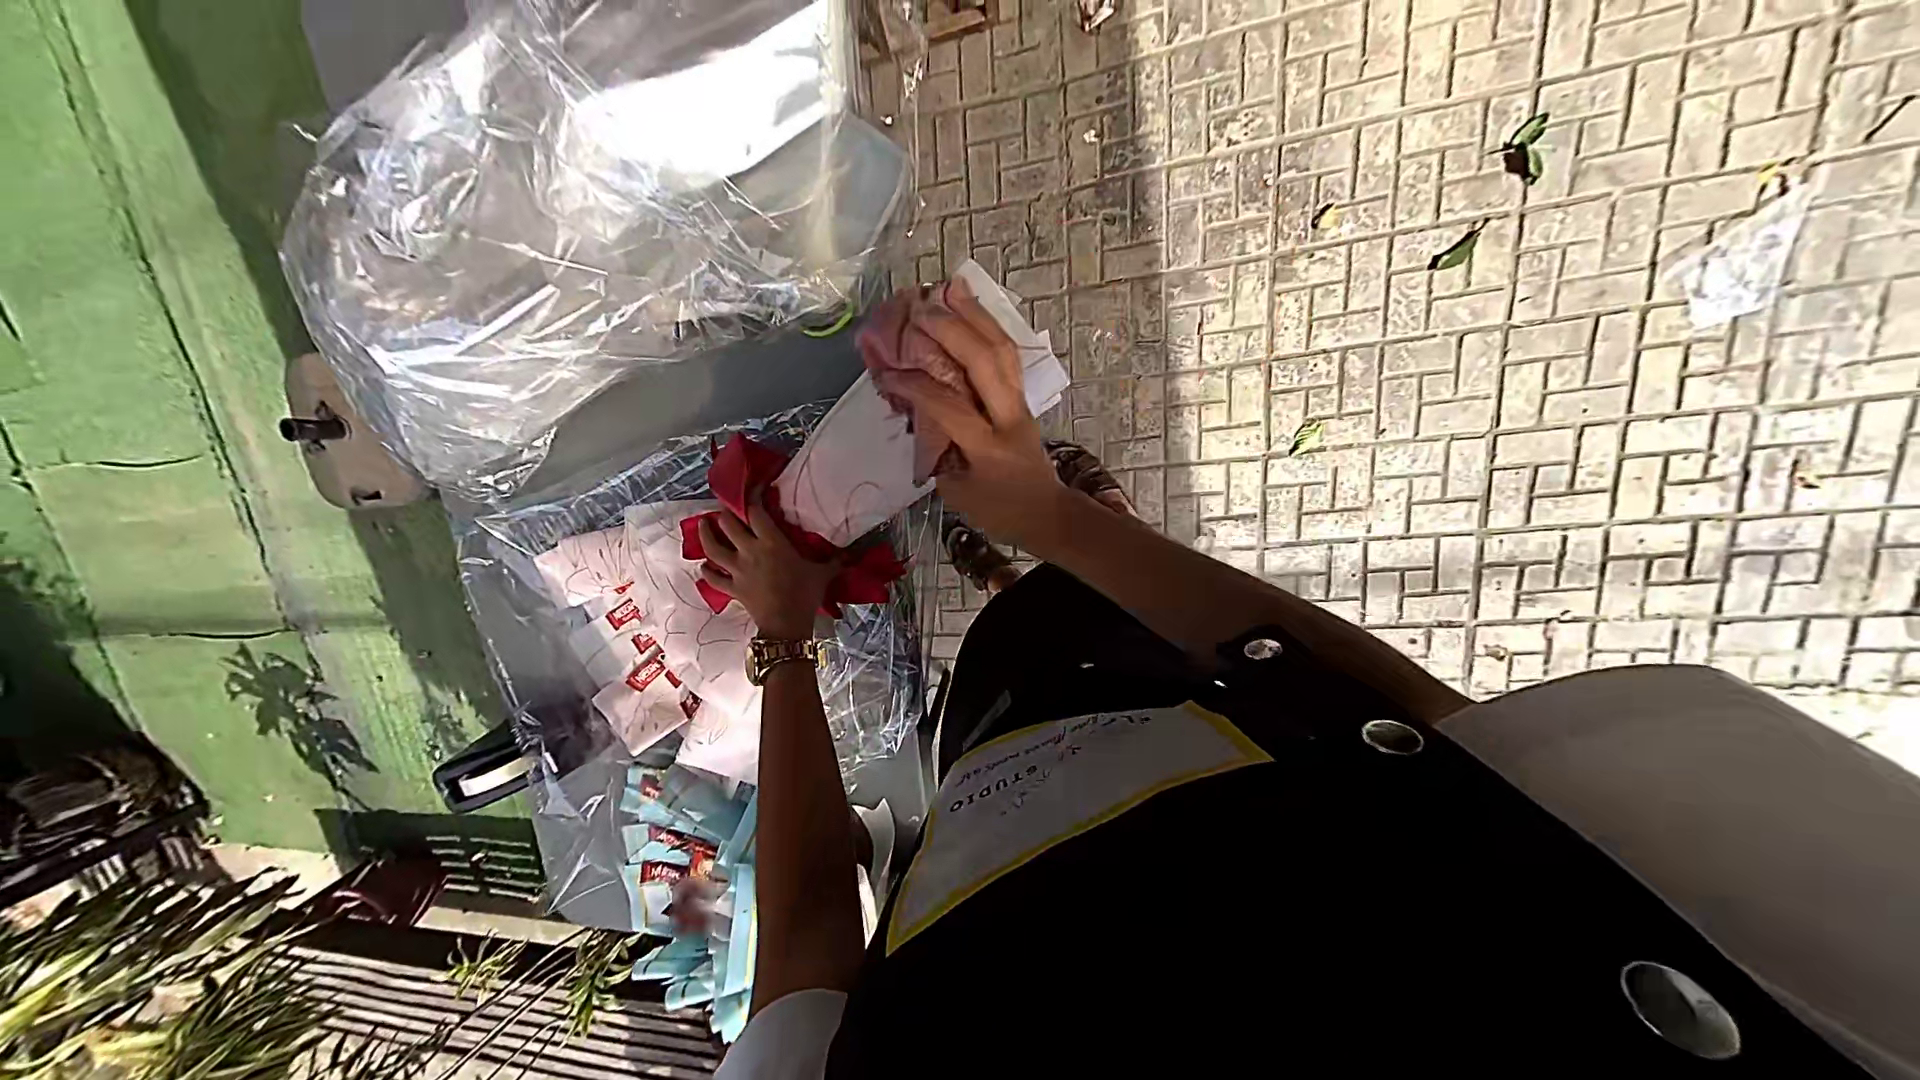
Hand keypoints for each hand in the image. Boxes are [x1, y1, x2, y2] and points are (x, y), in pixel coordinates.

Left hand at [696, 492, 836, 638]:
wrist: (786, 624)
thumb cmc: (805, 594)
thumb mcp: (823, 574)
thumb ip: (834, 561)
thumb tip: (851, 554)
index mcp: (772, 542)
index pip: (756, 513)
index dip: (752, 498)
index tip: (753, 490)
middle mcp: (750, 551)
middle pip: (729, 524)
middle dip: (726, 513)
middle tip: (728, 508)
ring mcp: (737, 570)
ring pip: (712, 548)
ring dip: (706, 534)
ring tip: (703, 524)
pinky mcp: (732, 588)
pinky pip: (713, 578)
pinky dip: (706, 572)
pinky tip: (703, 567)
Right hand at [873, 281, 1063, 545]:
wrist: (1047, 514)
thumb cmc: (1000, 513)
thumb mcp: (958, 496)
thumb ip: (938, 454)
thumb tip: (919, 415)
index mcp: (989, 449)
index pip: (948, 407)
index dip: (914, 387)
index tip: (887, 374)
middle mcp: (1008, 418)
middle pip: (985, 362)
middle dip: (951, 331)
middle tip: (920, 312)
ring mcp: (1021, 404)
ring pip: (1002, 350)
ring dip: (976, 316)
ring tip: (951, 290)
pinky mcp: (1023, 398)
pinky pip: (1008, 356)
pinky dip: (990, 328)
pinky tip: (973, 309)